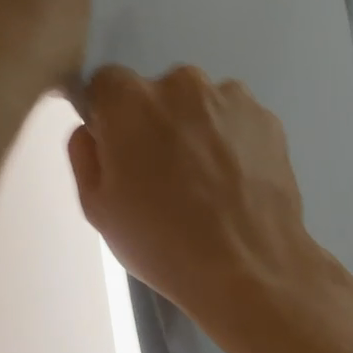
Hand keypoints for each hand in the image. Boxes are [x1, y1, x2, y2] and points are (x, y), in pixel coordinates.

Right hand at [67, 66, 328, 336]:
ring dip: (195, 132)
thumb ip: (84, 154)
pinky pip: (235, 122)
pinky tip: (233, 186)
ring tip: (204, 186)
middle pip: (156, 94)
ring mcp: (231, 98)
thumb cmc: (160, 242)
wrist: (249, 268)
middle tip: (162, 178)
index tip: (119, 156)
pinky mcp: (268, 118)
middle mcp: (181, 84)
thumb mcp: (97, 209)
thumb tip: (93, 130)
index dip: (109, 120)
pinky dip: (230, 143)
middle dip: (154, 124)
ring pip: (198, 106)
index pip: (106, 84)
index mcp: (130, 101)